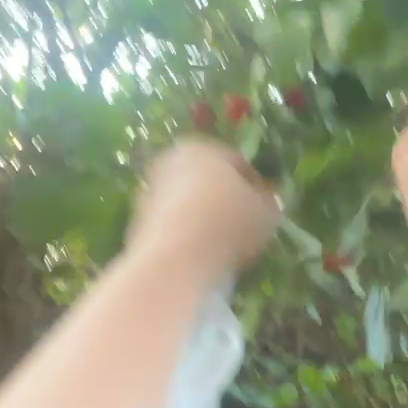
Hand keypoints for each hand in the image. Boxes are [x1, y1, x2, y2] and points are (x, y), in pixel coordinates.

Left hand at [128, 139, 279, 277]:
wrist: (175, 259)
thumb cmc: (227, 224)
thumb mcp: (265, 213)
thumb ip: (270, 202)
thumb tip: (267, 200)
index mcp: (201, 147)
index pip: (237, 162)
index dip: (255, 185)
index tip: (265, 207)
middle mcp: (170, 161)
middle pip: (207, 179)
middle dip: (225, 198)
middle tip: (244, 224)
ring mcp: (150, 191)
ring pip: (187, 202)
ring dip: (203, 217)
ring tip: (223, 244)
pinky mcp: (137, 221)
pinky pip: (172, 224)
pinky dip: (185, 234)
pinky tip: (199, 254)